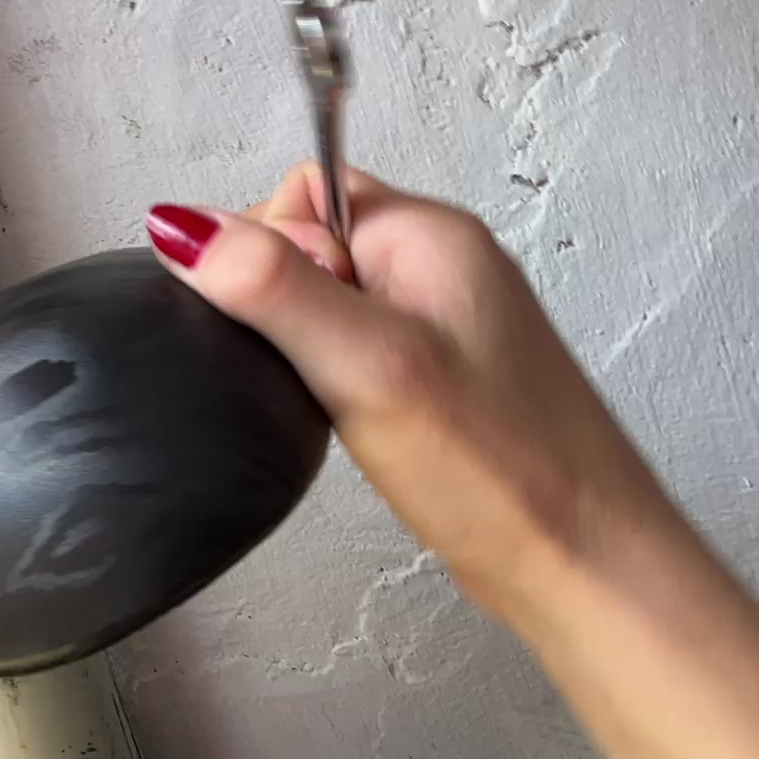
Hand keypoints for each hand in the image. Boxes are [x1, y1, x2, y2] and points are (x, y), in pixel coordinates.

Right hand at [145, 163, 674, 615]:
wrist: (580, 568)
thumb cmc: (496, 468)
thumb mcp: (360, 361)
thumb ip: (268, 285)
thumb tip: (179, 225)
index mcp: (426, 233)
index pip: (301, 190)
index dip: (270, 248)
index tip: (301, 321)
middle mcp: (430, 260)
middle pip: (302, 233)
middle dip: (276, 288)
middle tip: (316, 357)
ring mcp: (427, 310)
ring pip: (313, 285)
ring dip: (293, 327)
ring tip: (326, 384)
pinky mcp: (419, 357)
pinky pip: (333, 326)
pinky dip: (313, 354)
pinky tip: (333, 398)